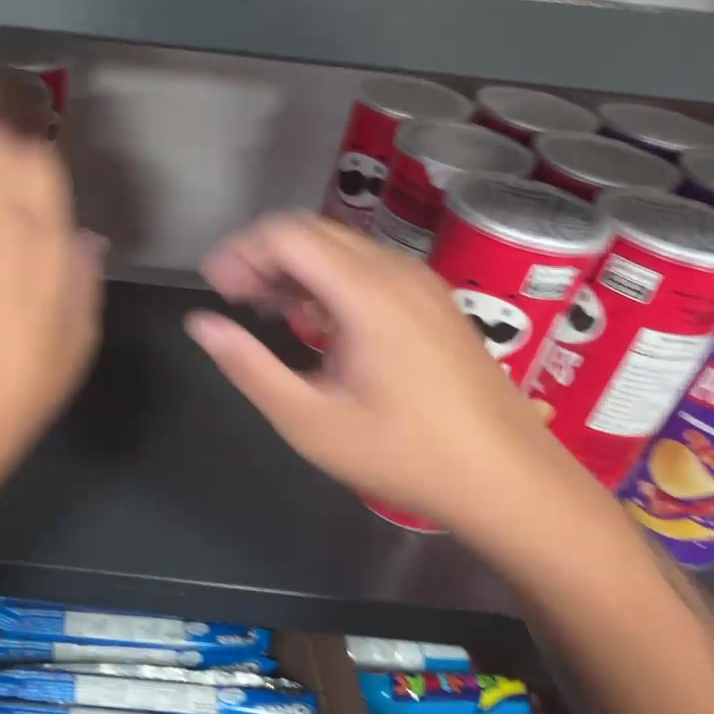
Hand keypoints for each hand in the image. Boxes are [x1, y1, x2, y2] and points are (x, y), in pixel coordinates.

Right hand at [186, 215, 582, 531]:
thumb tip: (201, 324)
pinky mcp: (435, 302)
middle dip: (263, 256)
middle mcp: (396, 272)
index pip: (287, 235)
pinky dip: (329, 280)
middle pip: (313, 232)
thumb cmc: (405, 455)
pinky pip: (369, 268)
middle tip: (235, 299)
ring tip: (266, 311)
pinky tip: (318, 325)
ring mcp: (422, 284)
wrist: (512, 481)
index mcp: (366, 293)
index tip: (215, 288)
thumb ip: (250, 367)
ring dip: (296, 267)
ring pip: (342, 248)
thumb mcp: (311, 421)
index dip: (241, 252)